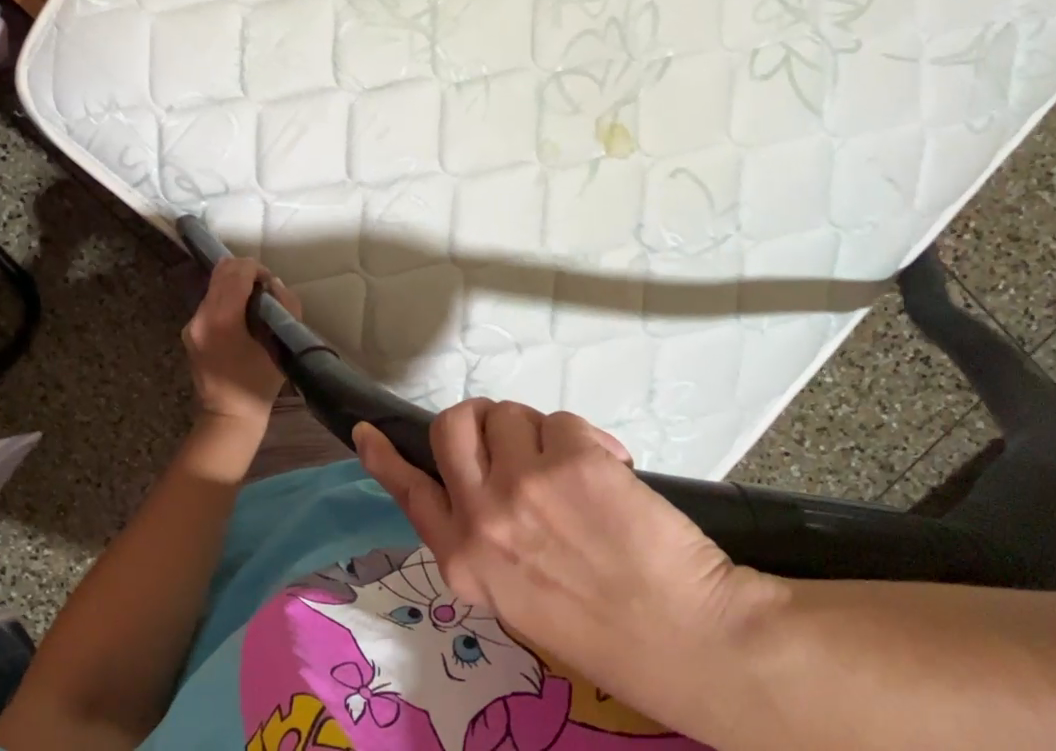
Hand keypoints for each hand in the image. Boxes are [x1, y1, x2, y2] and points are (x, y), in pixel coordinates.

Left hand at [182, 257, 300, 429]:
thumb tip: (273, 284)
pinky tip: (240, 318)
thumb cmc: (258, 384)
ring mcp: (191, 324)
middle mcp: (201, 317)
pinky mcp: (189, 332)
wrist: (228, 416)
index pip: (236, 273)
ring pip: (213, 287)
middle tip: (262, 288)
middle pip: (220, 273)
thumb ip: (285, 308)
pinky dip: (225, 300)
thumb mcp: (282, 345)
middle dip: (243, 272)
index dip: (256, 269)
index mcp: (222, 319)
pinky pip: (208, 303)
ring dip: (233, 285)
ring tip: (253, 303)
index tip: (269, 283)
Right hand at [353, 401, 780, 697]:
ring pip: (507, 415)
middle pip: (450, 427)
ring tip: (575, 469)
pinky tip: (614, 474)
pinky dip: (586, 439)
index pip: (408, 492)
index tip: (366, 432)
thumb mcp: (517, 599)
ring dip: (537, 432)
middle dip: (477, 419)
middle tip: (509, 436)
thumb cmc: (605, 631)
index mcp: (463, 561)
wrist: (689, 640)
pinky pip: (561, 421)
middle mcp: (480, 518)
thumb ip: (482, 544)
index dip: (384, 456)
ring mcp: (522, 486)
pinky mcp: (571, 461)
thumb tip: (477, 487)